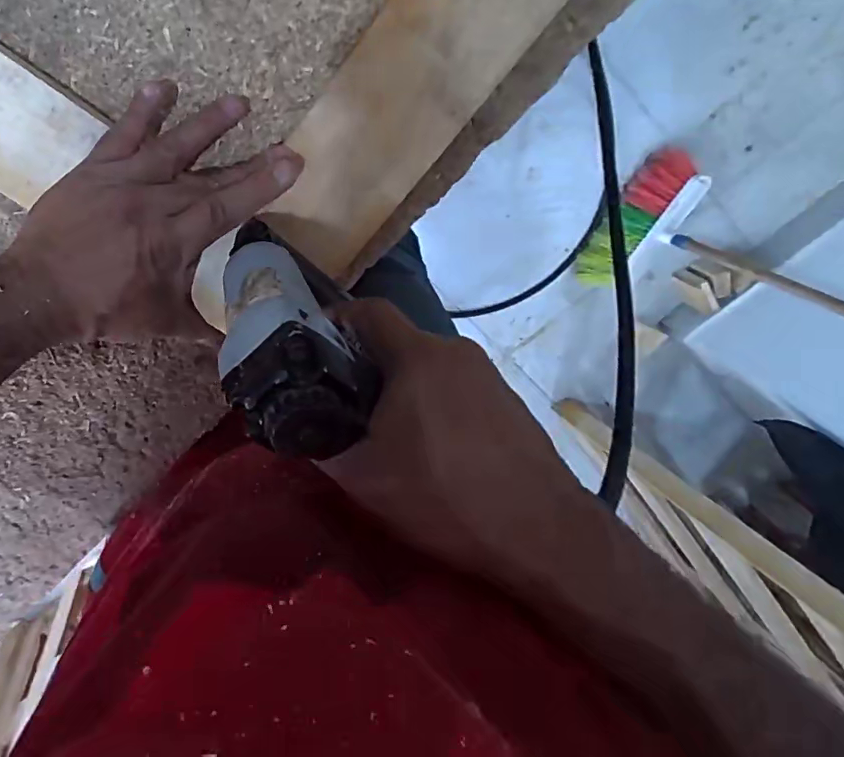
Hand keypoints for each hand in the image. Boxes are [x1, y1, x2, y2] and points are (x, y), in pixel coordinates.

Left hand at [6, 80, 302, 342]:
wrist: (37, 292)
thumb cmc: (100, 309)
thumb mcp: (158, 324)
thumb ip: (201, 329)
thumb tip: (234, 346)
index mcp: (173, 241)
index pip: (227, 206)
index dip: (262, 184)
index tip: (292, 162)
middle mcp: (155, 204)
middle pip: (210, 178)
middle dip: (251, 162)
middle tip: (284, 143)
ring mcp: (125, 181)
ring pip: (173, 147)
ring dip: (208, 124)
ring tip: (239, 102)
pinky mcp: (97, 169)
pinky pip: (122, 134)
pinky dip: (142, 110)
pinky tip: (162, 86)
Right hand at [320, 298, 592, 586]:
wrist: (544, 533)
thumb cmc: (446, 496)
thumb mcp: (366, 479)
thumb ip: (323, 449)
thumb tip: (299, 433)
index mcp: (418, 356)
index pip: (368, 311)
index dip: (336, 319)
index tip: (314, 344)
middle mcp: (454, 351)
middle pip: (398, 340)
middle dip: (366, 364)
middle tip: (343, 399)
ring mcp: (488, 374)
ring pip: (428, 366)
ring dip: (402, 387)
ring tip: (386, 429)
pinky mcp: (509, 400)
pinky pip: (457, 386)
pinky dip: (435, 402)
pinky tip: (434, 447)